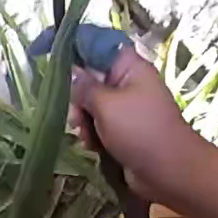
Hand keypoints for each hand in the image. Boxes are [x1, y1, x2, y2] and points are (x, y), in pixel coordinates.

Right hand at [70, 46, 211, 203]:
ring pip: (91, 105)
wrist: (169, 172)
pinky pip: (99, 125)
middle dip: (77, 98)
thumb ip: (84, 86)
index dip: (73, 47)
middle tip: (76, 116)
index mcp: (128, 67)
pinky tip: (93, 147)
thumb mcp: (106, 105)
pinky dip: (93, 134)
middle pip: (90, 79)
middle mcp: (127, 83)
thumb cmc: (140, 131)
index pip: (96, 45)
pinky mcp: (123, 130)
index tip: (48, 55)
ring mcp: (126, 108)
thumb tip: (70, 71)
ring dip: (83, 120)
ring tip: (87, 136)